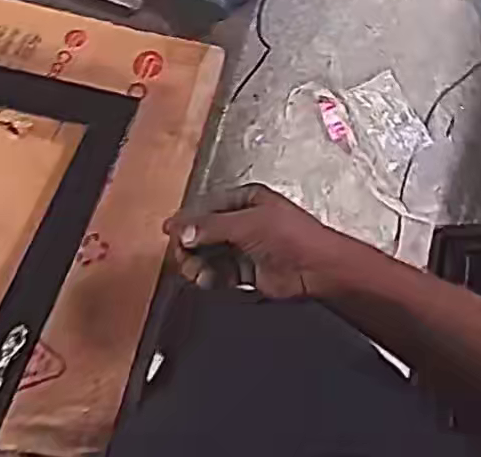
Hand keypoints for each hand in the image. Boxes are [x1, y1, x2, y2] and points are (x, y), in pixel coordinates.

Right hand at [163, 184, 365, 298]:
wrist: (312, 268)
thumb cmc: (289, 235)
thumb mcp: (247, 224)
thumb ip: (212, 227)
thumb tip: (183, 229)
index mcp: (249, 199)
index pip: (210, 206)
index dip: (189, 218)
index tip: (168, 230)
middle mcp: (246, 220)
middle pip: (206, 232)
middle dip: (192, 244)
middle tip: (182, 256)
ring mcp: (246, 246)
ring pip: (210, 254)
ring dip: (198, 264)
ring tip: (196, 271)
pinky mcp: (247, 271)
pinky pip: (219, 273)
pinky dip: (210, 277)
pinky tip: (208, 281)